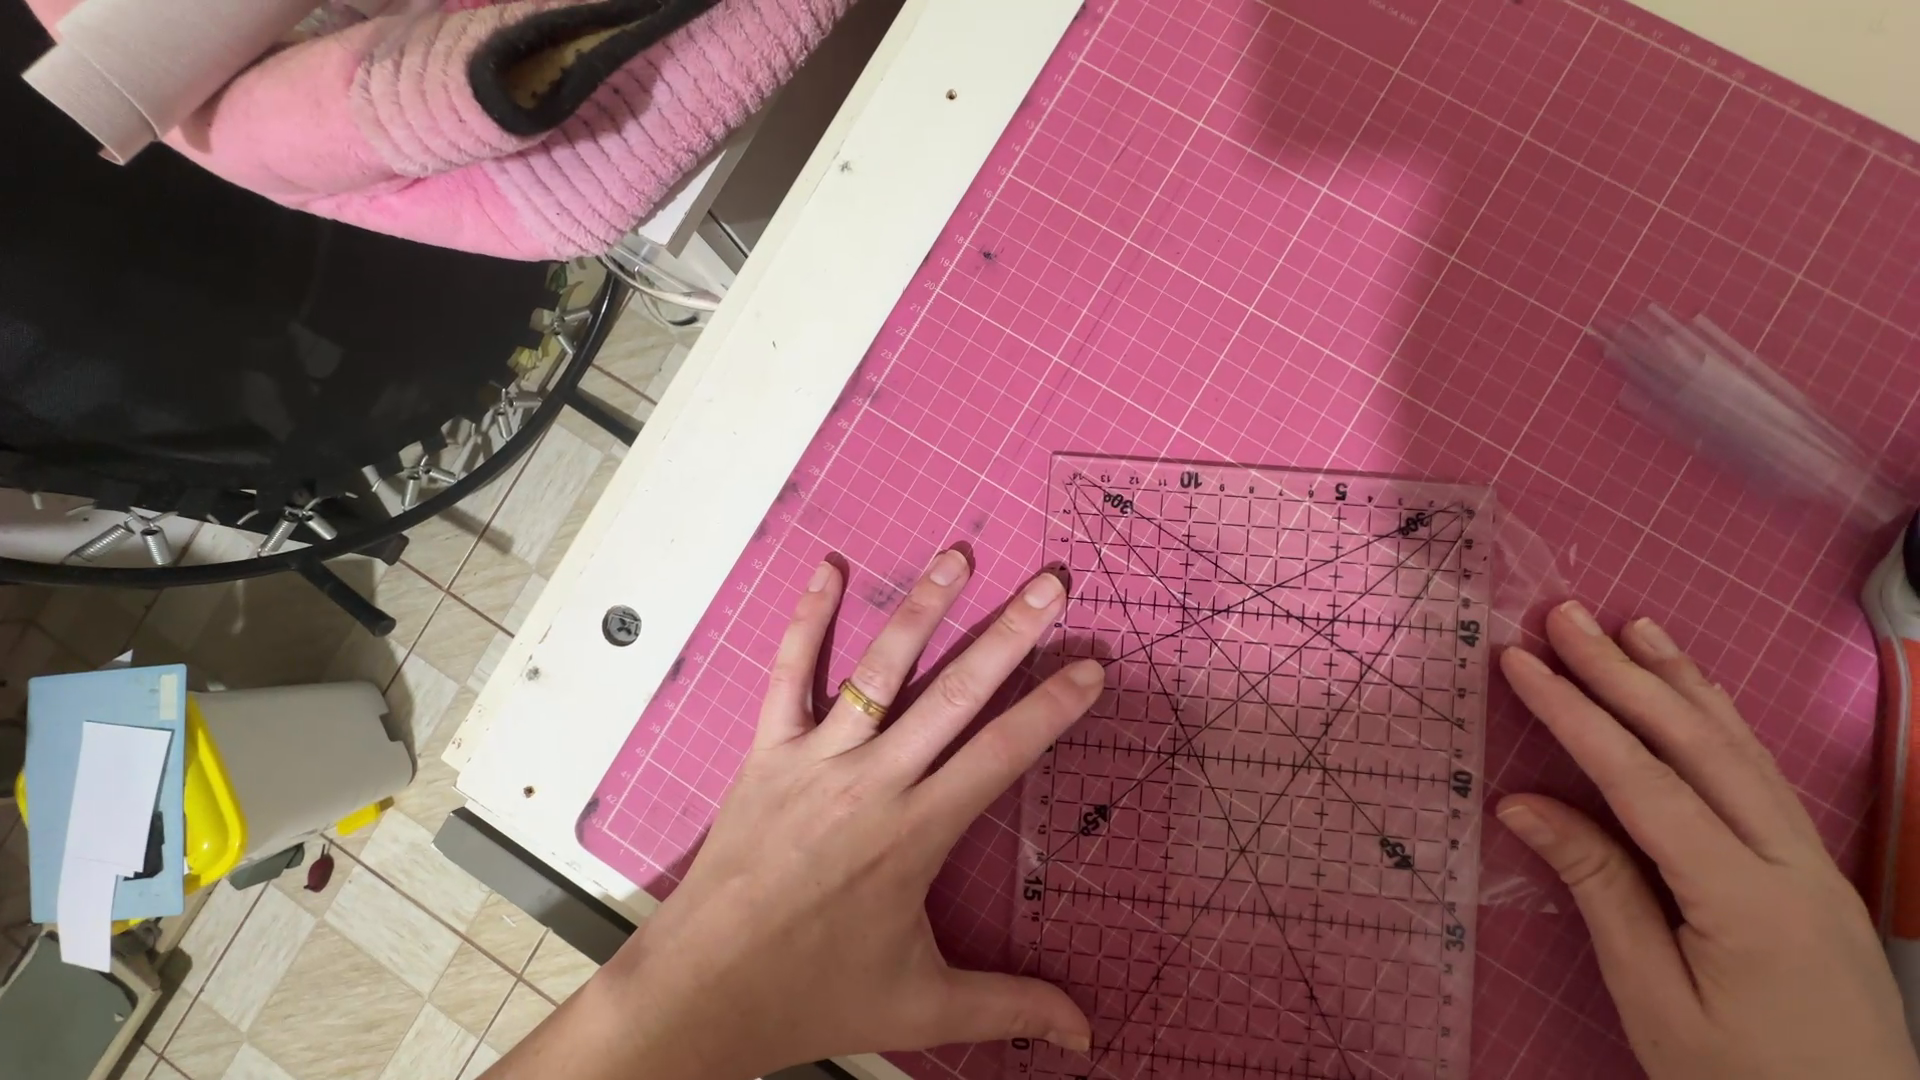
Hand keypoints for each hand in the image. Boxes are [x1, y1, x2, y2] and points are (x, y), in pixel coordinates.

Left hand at [490, 551, 1100, 1079]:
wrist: (703, 989)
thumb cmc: (814, 991)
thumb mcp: (922, 1003)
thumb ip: (1009, 1006)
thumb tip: (1086, 1035)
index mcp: (918, 831)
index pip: (1003, 753)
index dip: (1053, 706)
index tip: (1090, 664)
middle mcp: (875, 779)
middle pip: (955, 692)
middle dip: (1008, 633)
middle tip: (1048, 584)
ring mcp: (818, 757)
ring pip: (880, 668)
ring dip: (923, 609)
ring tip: (957, 558)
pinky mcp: (768, 750)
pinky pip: (790, 673)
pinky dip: (808, 619)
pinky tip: (828, 570)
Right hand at [1499, 601, 1919, 1079]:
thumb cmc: (1737, 1076)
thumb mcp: (1653, 997)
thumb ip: (1598, 889)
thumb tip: (1520, 803)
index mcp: (1743, 899)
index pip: (1641, 780)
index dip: (1575, 712)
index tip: (1520, 660)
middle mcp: (1790, 864)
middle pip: (1697, 745)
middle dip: (1624, 672)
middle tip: (1565, 615)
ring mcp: (1813, 864)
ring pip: (1739, 750)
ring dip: (1679, 680)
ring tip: (1632, 626)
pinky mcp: (1813, 872)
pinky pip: (1759, 776)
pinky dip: (1719, 720)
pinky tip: (1694, 696)